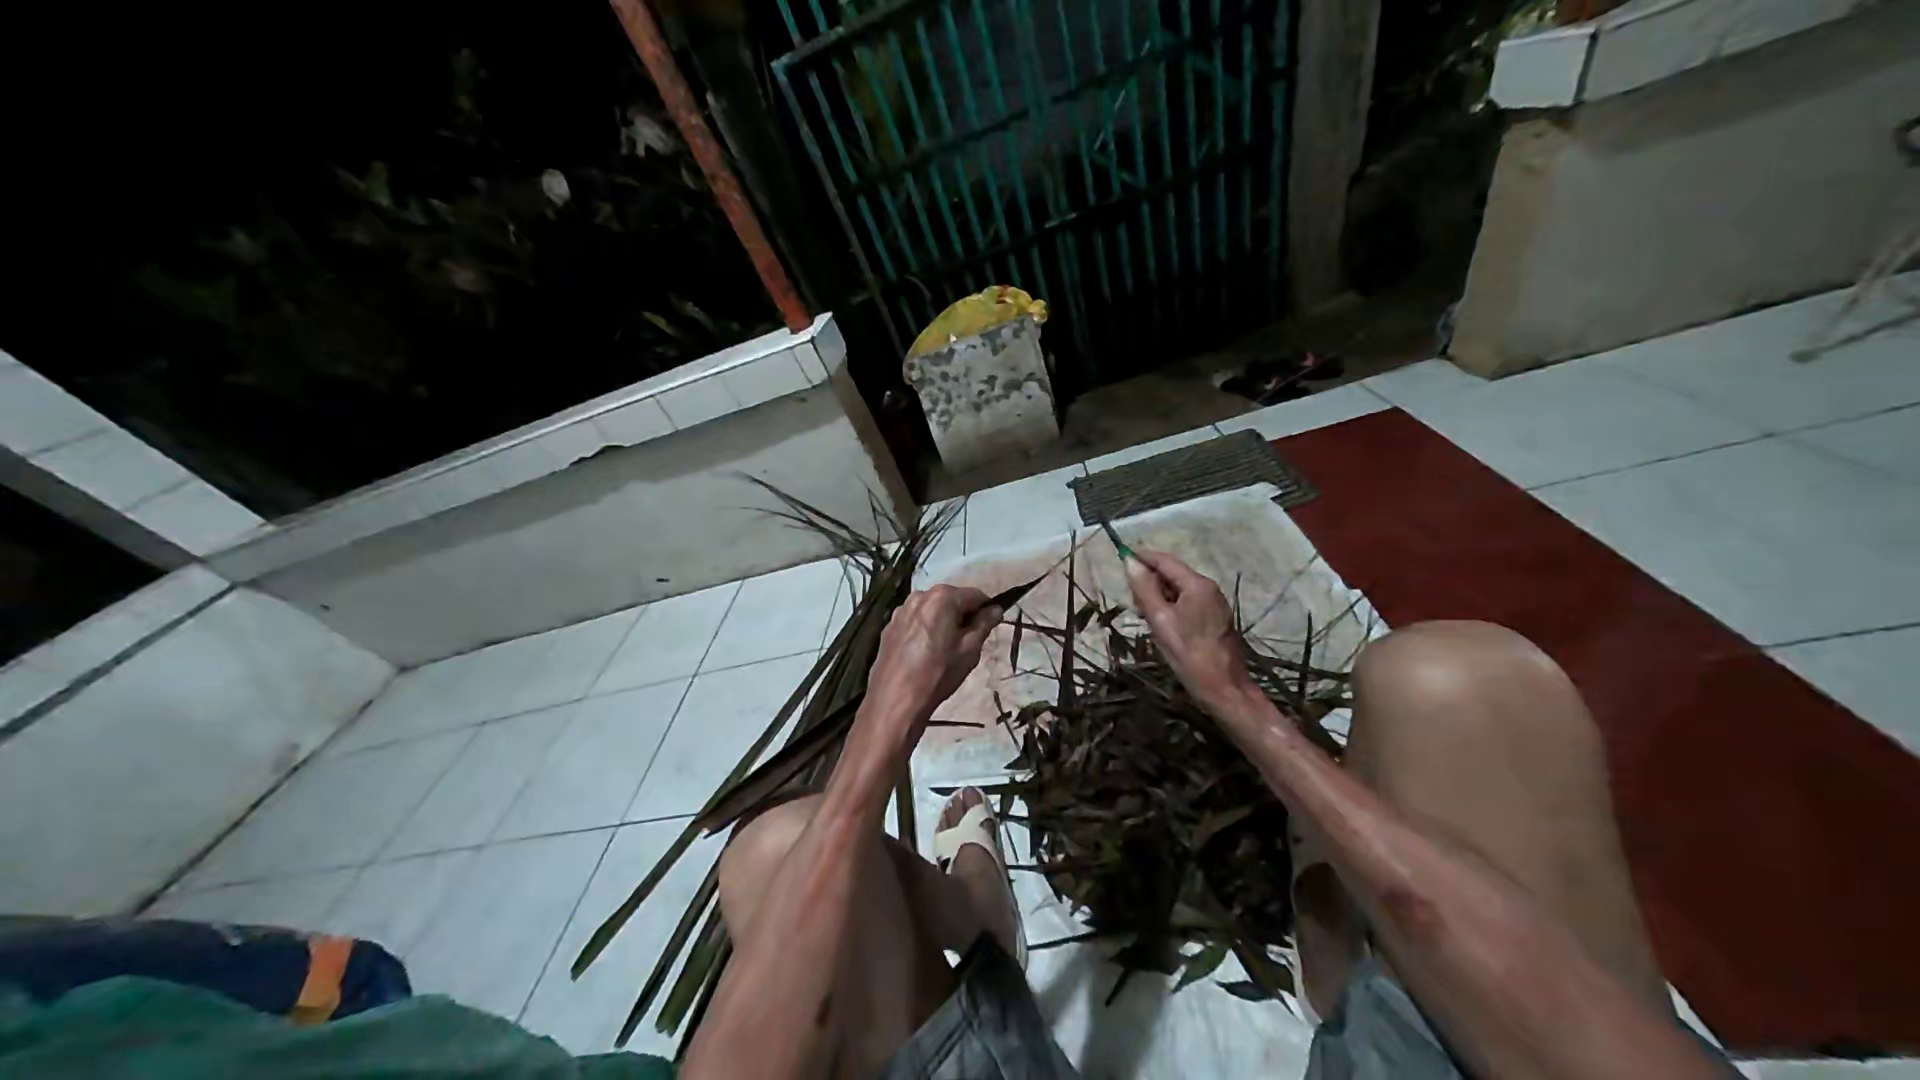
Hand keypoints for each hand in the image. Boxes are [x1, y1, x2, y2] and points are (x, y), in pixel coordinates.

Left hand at [865, 585, 1001, 733]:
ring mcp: (901, 610)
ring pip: (932, 610)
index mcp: (942, 597)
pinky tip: (924, 653)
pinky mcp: (889, 626)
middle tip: (967, 643)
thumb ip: (984, 624)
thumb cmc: (938, 673)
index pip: (975, 595)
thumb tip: (995, 609)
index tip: (989, 628)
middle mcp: (919, 596)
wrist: (895, 700)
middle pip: (951, 599)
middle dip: (962, 615)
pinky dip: (925, 629)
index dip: (986, 610)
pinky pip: (915, 621)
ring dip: (943, 621)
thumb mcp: (969, 650)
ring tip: (944, 650)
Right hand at [1125, 551, 1258, 713]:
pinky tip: (1160, 625)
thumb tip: (1129, 562)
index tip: (1120, 557)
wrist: (1224, 688)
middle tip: (1133, 603)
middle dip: (1150, 581)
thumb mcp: (1160, 620)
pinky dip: (1170, 607)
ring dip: (1158, 596)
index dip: (1142, 557)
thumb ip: (1144, 589)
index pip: (1165, 560)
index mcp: (1197, 585)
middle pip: (1172, 574)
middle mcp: (1208, 588)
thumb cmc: (1189, 654)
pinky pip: (1187, 602)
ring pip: (1178, 589)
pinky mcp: (1214, 617)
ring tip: (1145, 617)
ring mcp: (1214, 602)